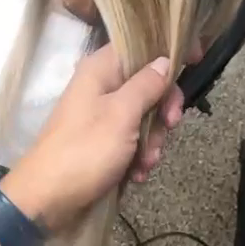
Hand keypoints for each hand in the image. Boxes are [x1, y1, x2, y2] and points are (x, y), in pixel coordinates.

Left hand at [0, 45, 186, 232]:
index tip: (198, 59)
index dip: (168, 50)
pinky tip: (136, 175)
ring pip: (144, 115)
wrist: (46, 201)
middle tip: (170, 126)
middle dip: (163, 108)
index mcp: (101, 68)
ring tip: (145, 163)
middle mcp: (101, 85)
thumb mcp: (122, 114)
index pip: (142, 44)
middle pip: (148, 82)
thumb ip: (147, 84)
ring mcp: (101, 114)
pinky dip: (138, 156)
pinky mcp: (102, 141)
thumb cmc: (85, 150)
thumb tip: (165, 60)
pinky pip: (132, 139)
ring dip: (152, 140)